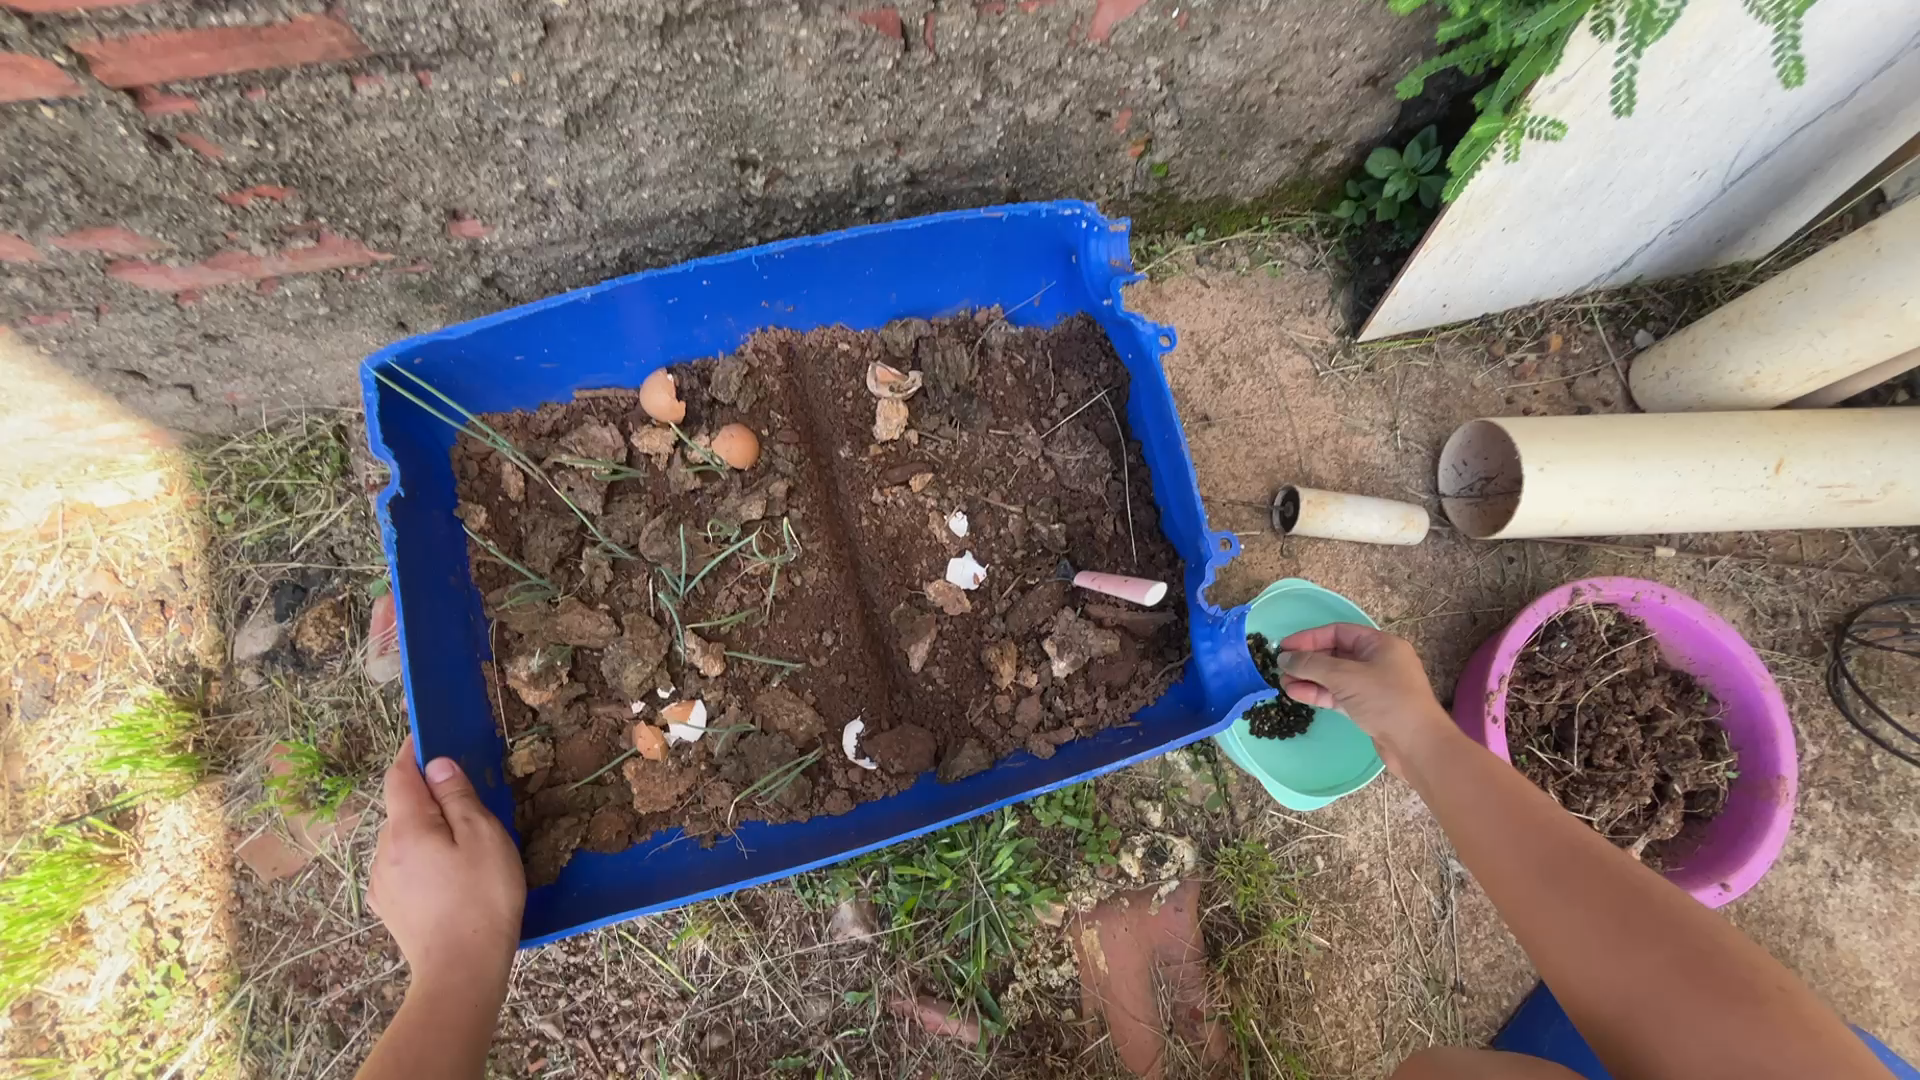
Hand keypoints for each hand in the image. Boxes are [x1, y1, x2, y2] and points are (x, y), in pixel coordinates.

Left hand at [369, 737, 524, 998]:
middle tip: (466, 785)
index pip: (400, 778)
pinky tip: (453, 865)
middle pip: (401, 807)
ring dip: (428, 823)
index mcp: (407, 830)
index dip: (411, 752)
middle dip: (427, 790)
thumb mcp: (483, 836)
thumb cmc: (482, 894)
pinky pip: (405, 862)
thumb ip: (457, 798)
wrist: (461, 967)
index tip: (425, 732)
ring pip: (403, 836)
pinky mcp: (390, 905)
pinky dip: (425, 849)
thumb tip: (437, 764)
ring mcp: (382, 883)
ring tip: (467, 830)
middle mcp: (383, 853)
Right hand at [1276, 623, 1454, 773]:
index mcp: (1380, 645)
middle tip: (1281, 667)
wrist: (1418, 745)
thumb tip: (1284, 658)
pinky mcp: (1368, 707)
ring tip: (1283, 683)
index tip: (1284, 647)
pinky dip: (1318, 693)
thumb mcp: (1345, 676)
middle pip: (1334, 654)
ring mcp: (1373, 686)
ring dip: (1309, 678)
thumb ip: (1311, 664)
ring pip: (1334, 676)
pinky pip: (1338, 694)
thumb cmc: (1386, 700)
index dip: (1309, 637)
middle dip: (1307, 661)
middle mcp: (1378, 661)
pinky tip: (1296, 694)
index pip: (1338, 632)